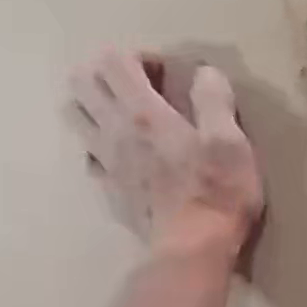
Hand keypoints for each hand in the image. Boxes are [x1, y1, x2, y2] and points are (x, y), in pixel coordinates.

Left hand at [68, 50, 264, 261]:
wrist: (193, 249)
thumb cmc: (218, 193)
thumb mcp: (232, 143)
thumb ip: (216, 102)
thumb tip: (206, 73)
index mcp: (145, 113)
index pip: (115, 61)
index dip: (138, 57)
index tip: (166, 74)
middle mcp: (115, 130)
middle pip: (82, 81)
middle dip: (107, 75)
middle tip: (140, 89)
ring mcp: (107, 163)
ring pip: (75, 116)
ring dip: (94, 106)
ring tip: (127, 118)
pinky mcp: (110, 192)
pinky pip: (90, 159)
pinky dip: (101, 149)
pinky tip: (126, 159)